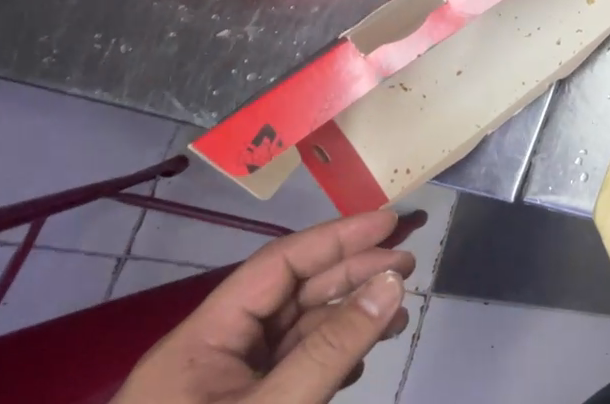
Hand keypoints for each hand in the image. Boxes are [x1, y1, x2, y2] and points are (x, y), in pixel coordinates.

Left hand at [113, 209, 421, 403]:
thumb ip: (333, 346)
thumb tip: (392, 280)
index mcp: (199, 343)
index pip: (277, 265)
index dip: (336, 237)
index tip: (391, 223)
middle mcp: (210, 355)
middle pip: (291, 294)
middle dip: (351, 275)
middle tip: (410, 266)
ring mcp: (223, 388)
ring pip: (297, 330)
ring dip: (350, 316)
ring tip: (399, 317)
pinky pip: (293, 366)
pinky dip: (334, 353)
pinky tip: (363, 358)